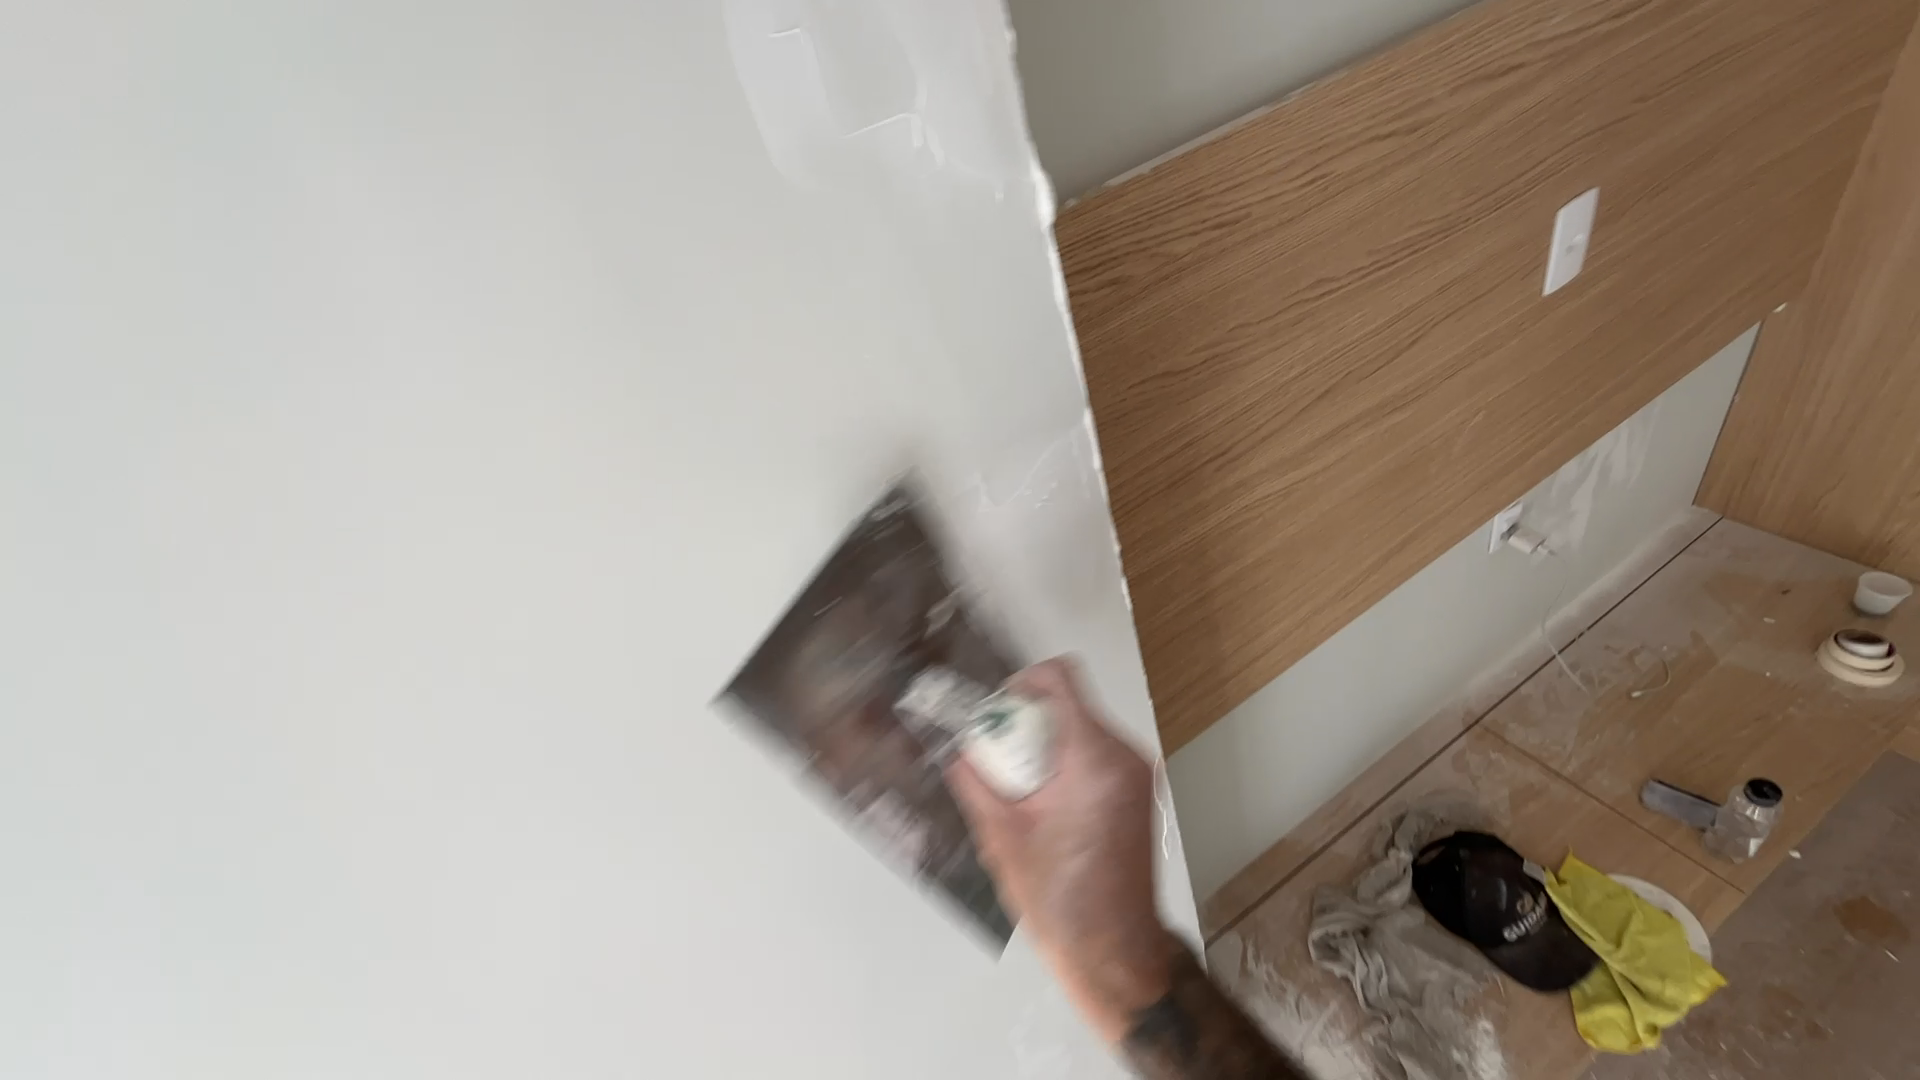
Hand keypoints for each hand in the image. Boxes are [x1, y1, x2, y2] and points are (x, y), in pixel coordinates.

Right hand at [943, 656, 1177, 1041]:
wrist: (1116, 951)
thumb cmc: (1062, 901)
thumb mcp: (1001, 837)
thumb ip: (975, 782)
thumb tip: (959, 750)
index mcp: (1094, 759)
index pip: (1061, 678)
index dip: (1024, 681)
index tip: (999, 710)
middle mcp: (1125, 756)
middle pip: (1070, 703)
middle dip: (1029, 720)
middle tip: (999, 756)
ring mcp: (1139, 773)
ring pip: (1083, 726)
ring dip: (1047, 743)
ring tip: (1019, 786)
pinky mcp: (1140, 790)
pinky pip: (1098, 752)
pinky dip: (1067, 761)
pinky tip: (1045, 801)